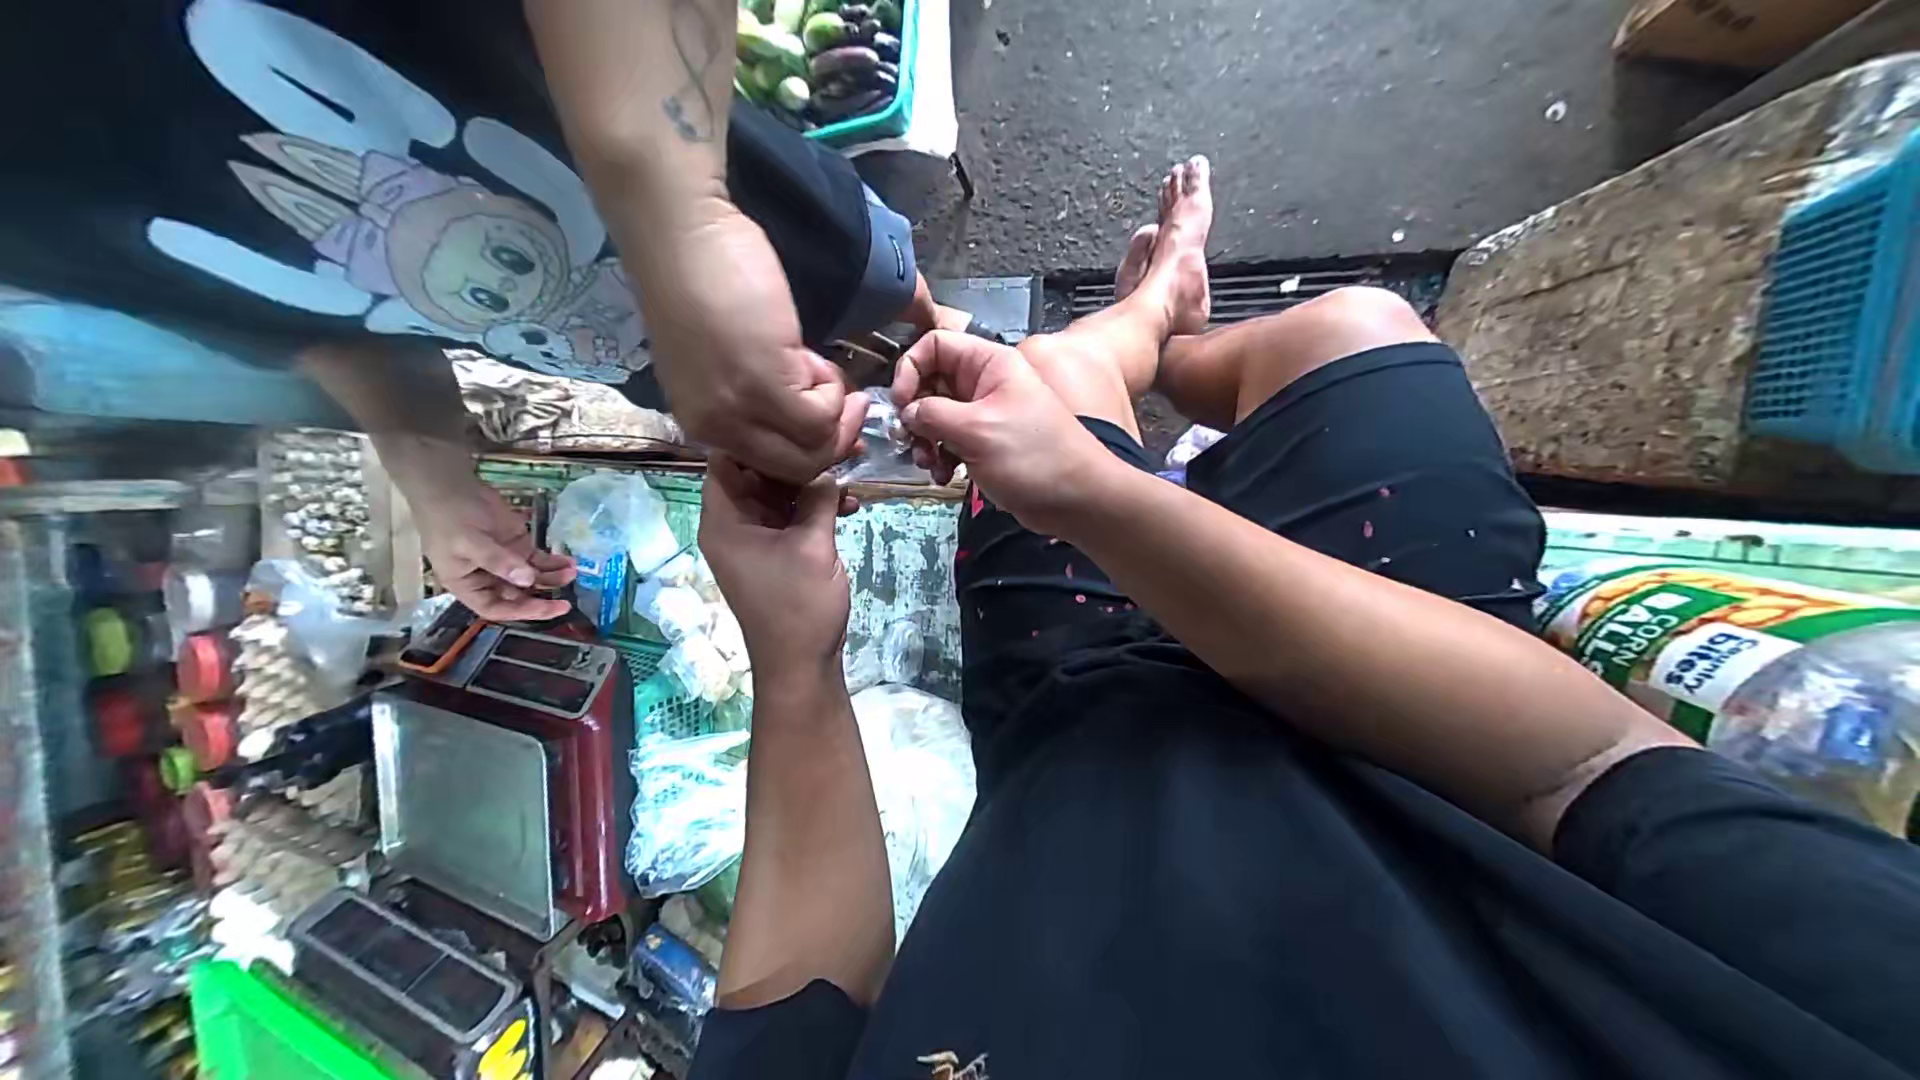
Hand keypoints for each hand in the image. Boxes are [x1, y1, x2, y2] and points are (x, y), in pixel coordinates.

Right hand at [386, 446, 577, 621]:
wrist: (451, 486)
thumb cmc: (449, 517)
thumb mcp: (469, 541)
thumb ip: (498, 561)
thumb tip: (527, 580)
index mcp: (467, 584)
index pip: (497, 608)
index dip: (523, 612)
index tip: (549, 609)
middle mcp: (488, 577)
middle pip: (519, 596)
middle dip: (543, 598)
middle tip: (568, 600)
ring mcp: (506, 561)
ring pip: (533, 578)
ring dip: (553, 578)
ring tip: (572, 572)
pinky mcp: (518, 546)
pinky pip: (540, 560)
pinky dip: (555, 563)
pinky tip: (569, 561)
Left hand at [637, 198, 867, 483]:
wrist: (682, 230)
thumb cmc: (702, 281)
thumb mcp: (728, 361)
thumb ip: (762, 398)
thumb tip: (814, 414)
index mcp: (705, 426)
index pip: (775, 467)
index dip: (815, 448)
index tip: (838, 421)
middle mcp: (717, 430)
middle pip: (799, 468)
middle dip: (836, 440)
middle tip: (853, 402)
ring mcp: (739, 412)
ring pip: (815, 446)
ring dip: (834, 408)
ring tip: (821, 366)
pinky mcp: (765, 387)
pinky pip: (821, 416)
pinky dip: (832, 390)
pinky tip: (812, 356)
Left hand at [697, 455, 856, 679]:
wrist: (801, 664)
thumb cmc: (798, 605)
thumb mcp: (813, 545)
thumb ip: (818, 498)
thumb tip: (826, 466)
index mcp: (725, 520)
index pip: (728, 461)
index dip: (758, 439)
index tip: (795, 423)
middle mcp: (733, 525)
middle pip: (757, 475)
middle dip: (796, 459)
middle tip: (836, 441)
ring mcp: (756, 540)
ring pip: (779, 495)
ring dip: (812, 484)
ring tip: (850, 470)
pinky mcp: (777, 553)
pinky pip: (792, 518)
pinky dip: (816, 508)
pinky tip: (849, 504)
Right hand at [892, 331, 1118, 536]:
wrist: (1076, 499)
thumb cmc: (1033, 456)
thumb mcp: (977, 429)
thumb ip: (933, 414)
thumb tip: (907, 412)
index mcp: (989, 364)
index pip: (935, 345)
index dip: (911, 368)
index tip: (901, 403)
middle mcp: (985, 384)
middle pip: (931, 383)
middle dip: (915, 413)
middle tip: (911, 441)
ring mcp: (984, 415)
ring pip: (937, 416)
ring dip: (925, 441)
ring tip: (930, 464)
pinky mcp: (985, 444)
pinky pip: (950, 442)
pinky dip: (941, 457)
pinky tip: (944, 475)